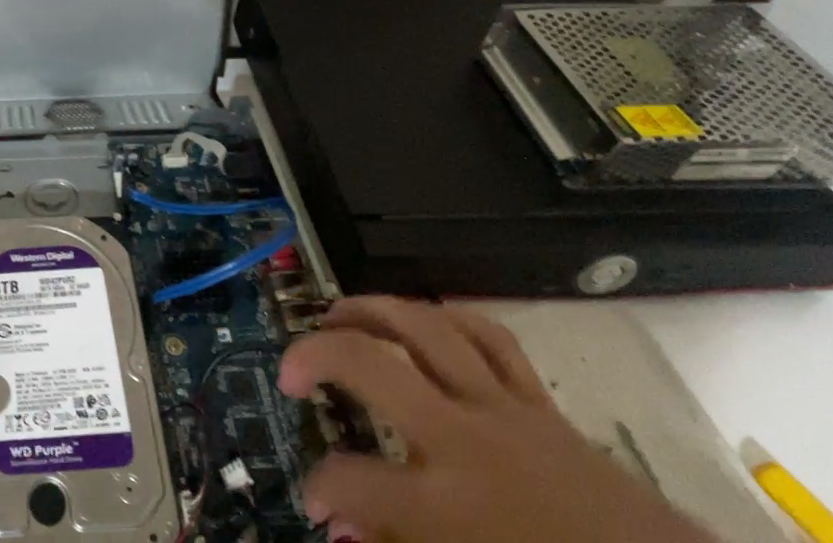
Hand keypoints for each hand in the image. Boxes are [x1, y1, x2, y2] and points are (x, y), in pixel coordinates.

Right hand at [279, 297, 717, 542]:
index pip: (350, 481)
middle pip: (370, 365)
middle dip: (315, 355)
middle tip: (291, 370)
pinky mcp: (540, 404)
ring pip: (424, 330)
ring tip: (336, 313)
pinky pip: (489, 338)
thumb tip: (343, 529)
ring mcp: (504, 412)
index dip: (319, 488)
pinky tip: (420, 320)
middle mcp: (463, 442)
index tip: (315, 499)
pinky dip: (446, 319)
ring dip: (370, 311)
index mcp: (444, 506)